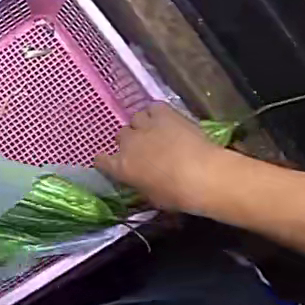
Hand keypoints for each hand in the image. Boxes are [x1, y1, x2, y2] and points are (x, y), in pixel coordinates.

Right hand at [94, 102, 257, 213]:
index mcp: (120, 167)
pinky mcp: (164, 114)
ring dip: (142, 125)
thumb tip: (141, 180)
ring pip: (135, 119)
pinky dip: (156, 113)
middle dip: (129, 142)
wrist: (203, 175)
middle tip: (143, 149)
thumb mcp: (152, 197)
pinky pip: (153, 107)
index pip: (101, 161)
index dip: (106, 161)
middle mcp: (127, 143)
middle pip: (121, 136)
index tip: (113, 163)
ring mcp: (145, 126)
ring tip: (154, 131)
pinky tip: (164, 119)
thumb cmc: (177, 195)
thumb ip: (140, 184)